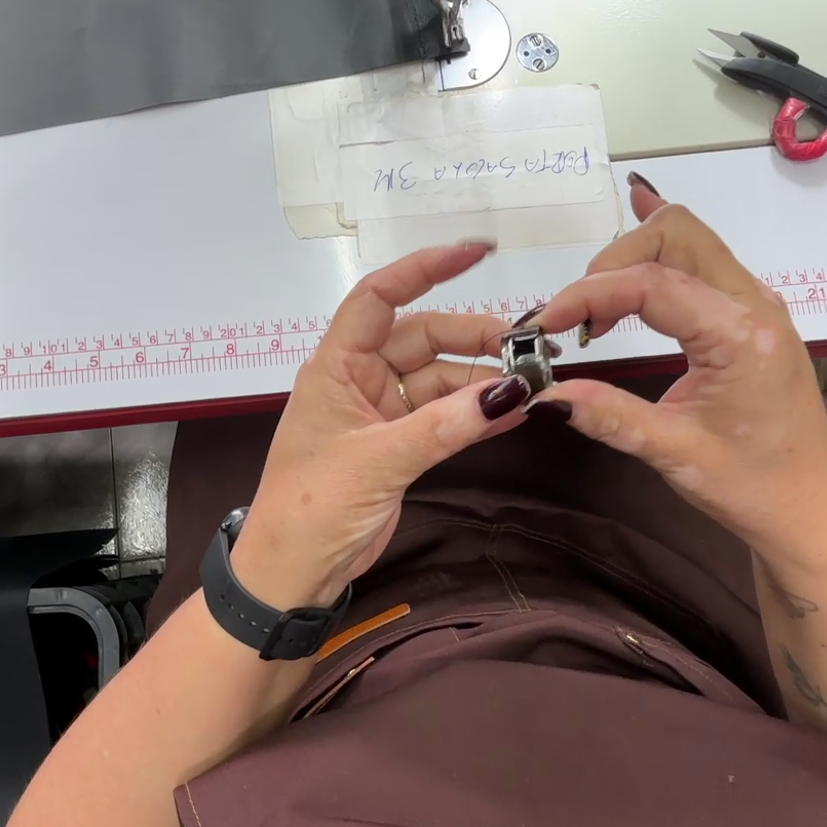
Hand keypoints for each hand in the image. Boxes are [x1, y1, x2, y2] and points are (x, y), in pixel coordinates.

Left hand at [233, 242, 533, 609]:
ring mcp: (381, 412)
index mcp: (336, 366)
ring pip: (439, 379)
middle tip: (529, 351)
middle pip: (422, 338)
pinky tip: (513, 412)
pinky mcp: (398, 445)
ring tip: (532, 386)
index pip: (378, 297)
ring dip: (482, 382)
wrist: (294, 573)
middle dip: (473, 339)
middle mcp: (359, 379)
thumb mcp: (378, 461)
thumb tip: (512, 393)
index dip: (423, 269)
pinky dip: (476, 414)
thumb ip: (445, 426)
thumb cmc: (313, 507)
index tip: (476, 253)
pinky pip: (444, 417)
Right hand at [528, 179, 826, 562]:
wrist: (809, 508)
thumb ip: (607, 415)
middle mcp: (754, 303)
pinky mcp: (748, 316)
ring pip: (687, 241)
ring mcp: (755, 304)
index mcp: (740, 335)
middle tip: (578, 316)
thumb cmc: (749, 485)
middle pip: (674, 234)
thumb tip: (541, 394)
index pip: (650, 284)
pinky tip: (627, 261)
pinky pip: (700, 263)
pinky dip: (656, 260)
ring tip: (596, 314)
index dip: (588, 295)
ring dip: (632, 261)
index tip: (544, 325)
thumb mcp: (672, 452)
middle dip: (613, 261)